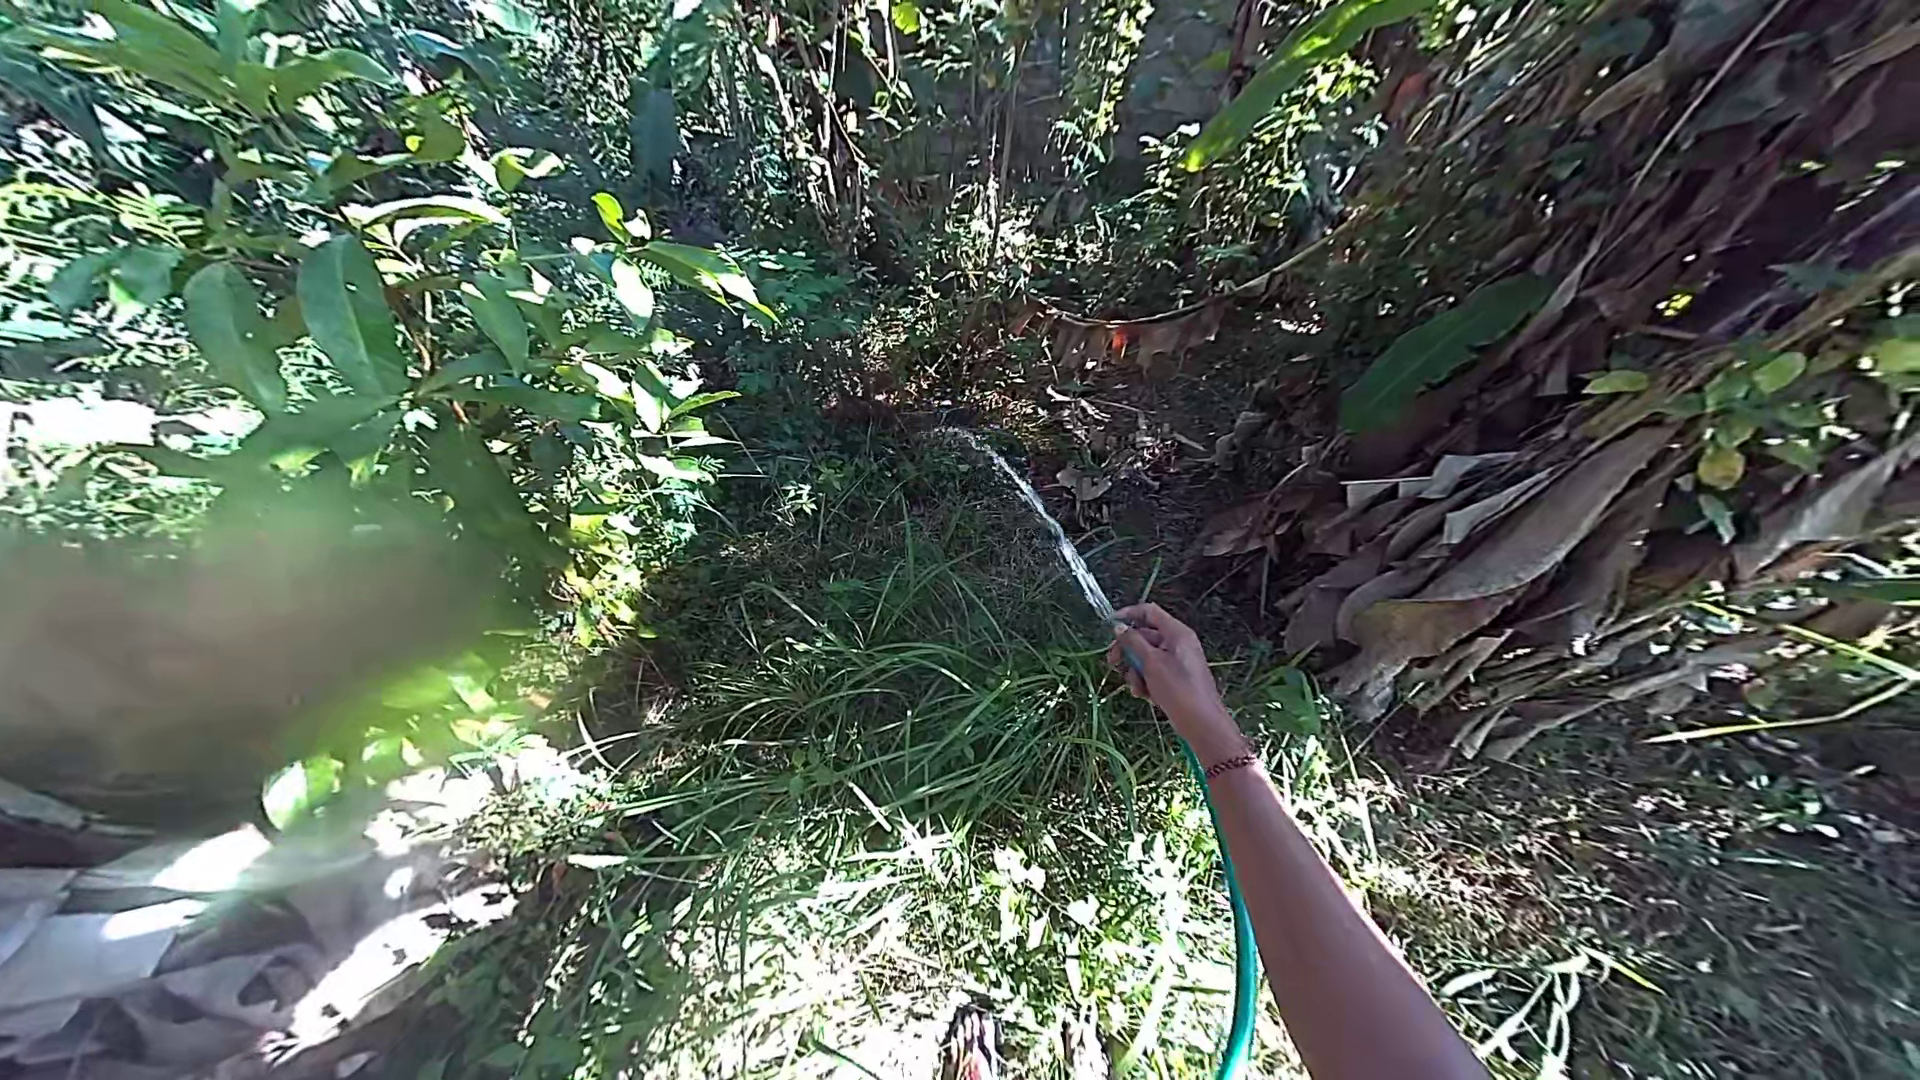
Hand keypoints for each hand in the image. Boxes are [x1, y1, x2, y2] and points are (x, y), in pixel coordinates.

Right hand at [1106, 603, 1246, 764]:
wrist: (1201, 723)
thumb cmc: (1178, 688)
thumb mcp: (1151, 662)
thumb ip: (1133, 642)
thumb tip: (1119, 627)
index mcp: (1176, 633)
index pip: (1149, 612)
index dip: (1128, 615)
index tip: (1110, 625)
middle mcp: (1176, 643)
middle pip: (1143, 636)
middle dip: (1127, 651)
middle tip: (1113, 663)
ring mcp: (1175, 661)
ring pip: (1144, 656)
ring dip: (1135, 671)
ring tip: (1137, 687)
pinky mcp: (1173, 678)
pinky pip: (1152, 671)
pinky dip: (1145, 681)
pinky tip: (1145, 694)